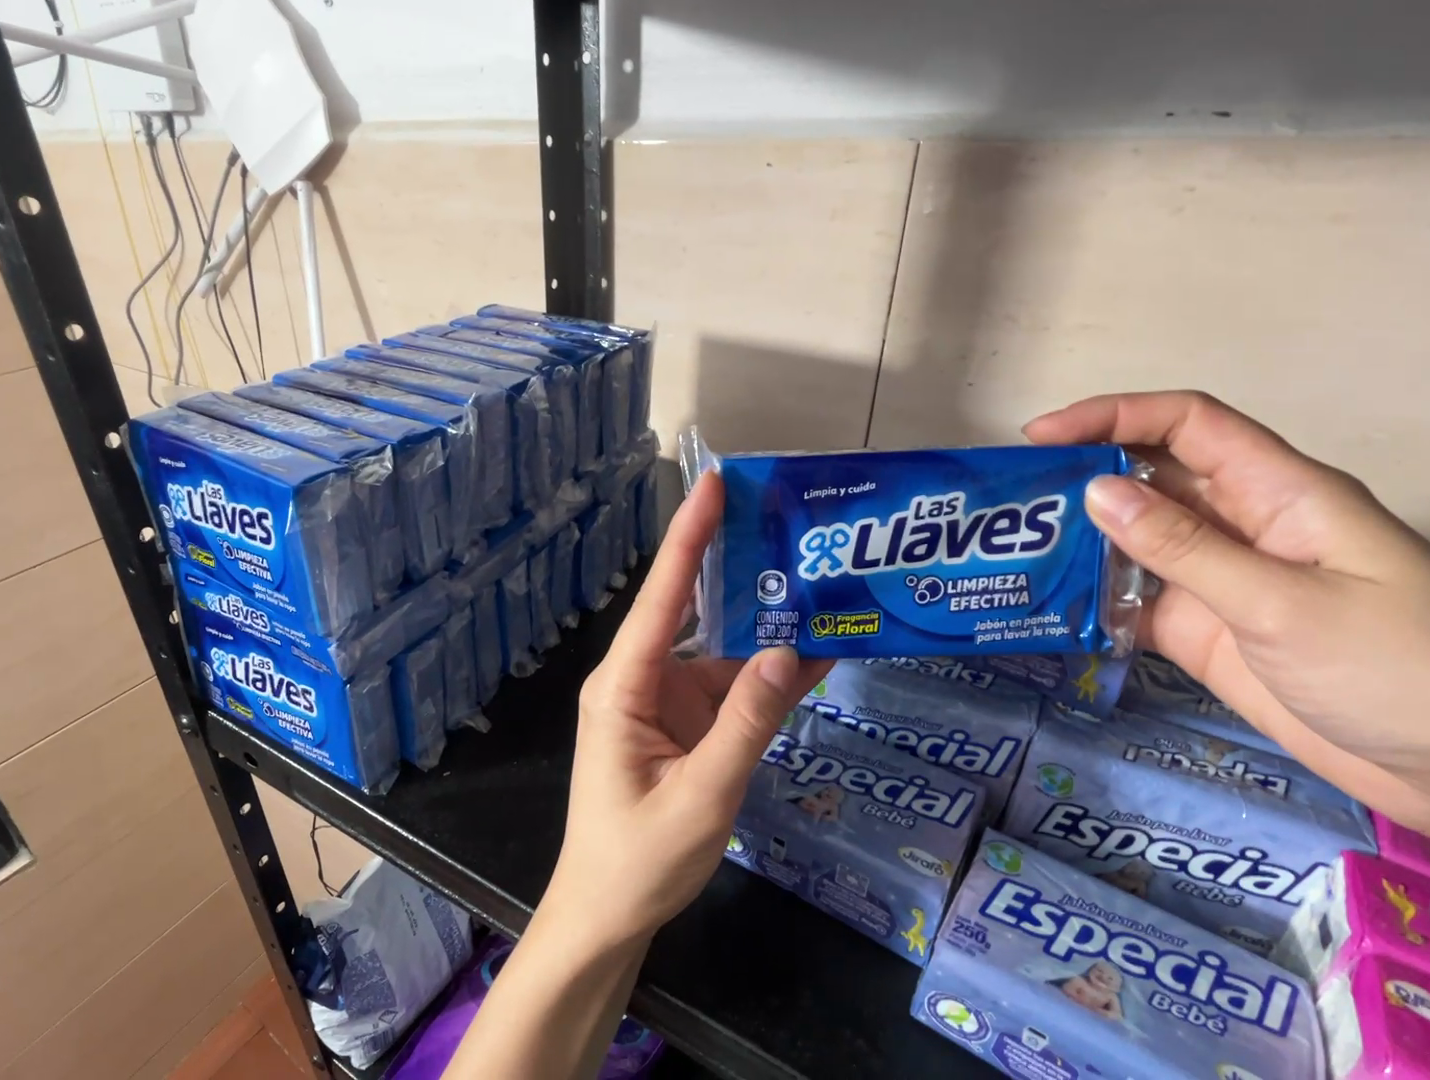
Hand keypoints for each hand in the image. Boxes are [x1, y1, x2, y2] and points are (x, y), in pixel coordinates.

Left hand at [543, 473, 830, 946]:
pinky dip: (766, 675)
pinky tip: (815, 651)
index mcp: (623, 686)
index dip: (689, 536)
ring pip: (718, 650)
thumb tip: (787, 649)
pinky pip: (728, 688)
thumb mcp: (702, 794)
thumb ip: (747, 724)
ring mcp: (662, 701)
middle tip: (788, 519)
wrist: (608, 914)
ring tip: (822, 579)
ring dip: (763, 624)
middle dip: (736, 564)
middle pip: (690, 611)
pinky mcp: (682, 724)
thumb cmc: (638, 860)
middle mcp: (639, 680)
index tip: (715, 482)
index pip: (660, 597)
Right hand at [1025, 391, 1429, 865]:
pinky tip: (1045, 605)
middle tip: (1007, 500)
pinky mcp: (1204, 632)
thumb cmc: (1405, 671)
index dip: (1112, 416)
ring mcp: (1221, 582)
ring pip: (1134, 540)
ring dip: (1076, 540)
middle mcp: (1244, 526)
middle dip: (1079, 476)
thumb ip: (1185, 549)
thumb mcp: (1286, 605)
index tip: (1039, 437)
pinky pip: (1133, 600)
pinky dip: (1090, 598)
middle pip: (1150, 477)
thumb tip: (1095, 491)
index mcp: (1281, 494)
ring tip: (1009, 551)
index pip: (1188, 425)